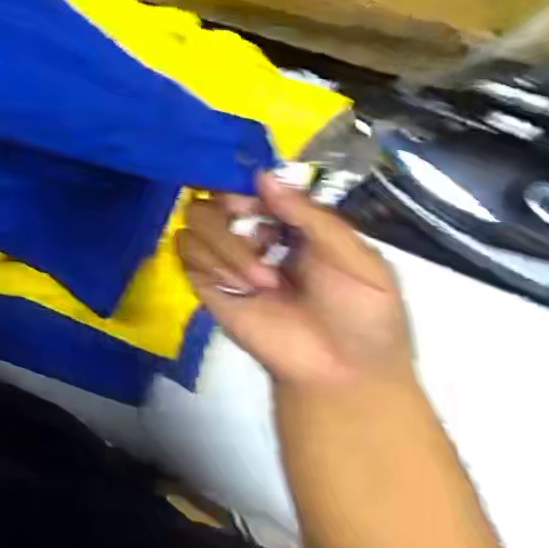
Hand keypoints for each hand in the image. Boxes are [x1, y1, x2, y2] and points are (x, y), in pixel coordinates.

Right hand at [177, 173, 413, 395]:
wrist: (342, 372)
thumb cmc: (363, 316)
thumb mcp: (358, 261)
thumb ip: (312, 217)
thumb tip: (262, 175)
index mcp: (289, 222)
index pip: (251, 184)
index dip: (246, 184)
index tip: (256, 200)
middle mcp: (251, 231)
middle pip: (213, 194)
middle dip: (232, 212)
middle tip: (261, 237)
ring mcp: (223, 254)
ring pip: (195, 218)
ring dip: (228, 246)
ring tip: (263, 280)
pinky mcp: (202, 277)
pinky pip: (185, 249)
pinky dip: (212, 264)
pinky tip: (240, 287)